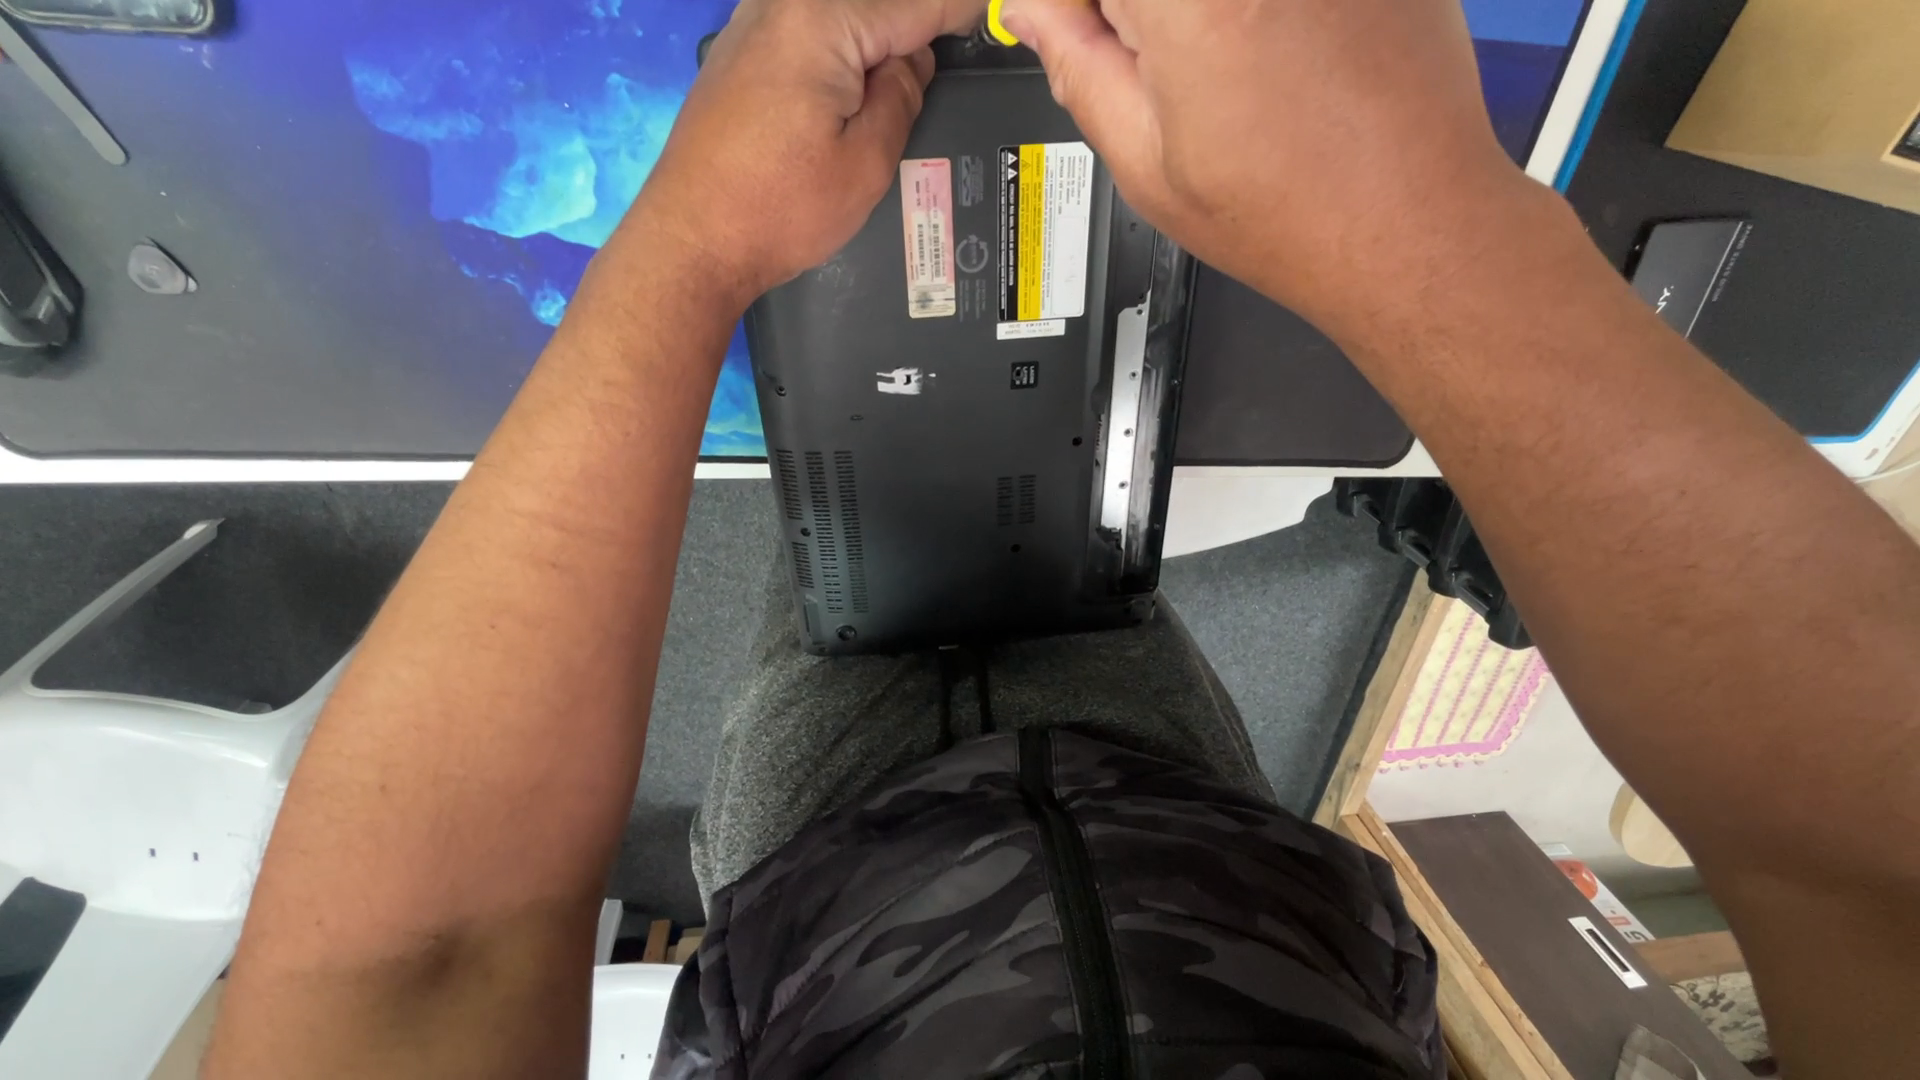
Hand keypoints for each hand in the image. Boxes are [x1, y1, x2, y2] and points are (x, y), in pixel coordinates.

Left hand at [617, 0, 985, 309]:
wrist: (693, 239)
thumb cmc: (779, 210)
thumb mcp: (865, 163)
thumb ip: (901, 97)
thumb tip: (912, 58)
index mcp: (822, 22)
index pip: (914, 5)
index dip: (959, 10)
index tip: (989, 13)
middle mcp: (781, 5)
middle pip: (873, 5)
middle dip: (914, 28)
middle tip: (952, 45)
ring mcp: (751, 26)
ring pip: (838, 18)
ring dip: (877, 40)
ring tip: (909, 71)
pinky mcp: (737, 55)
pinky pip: (806, 31)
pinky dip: (840, 47)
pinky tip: (856, 80)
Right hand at [999, 0, 1539, 331]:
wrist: (1404, 220)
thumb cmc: (1287, 212)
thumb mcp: (1147, 165)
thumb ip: (1079, 70)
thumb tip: (1035, 12)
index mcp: (1187, 2)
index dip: (1073, 6)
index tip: (1068, 26)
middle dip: (1128, 13)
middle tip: (1133, 50)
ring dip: (1186, 21)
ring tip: (1210, 66)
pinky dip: (1247, 17)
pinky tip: (1256, 49)